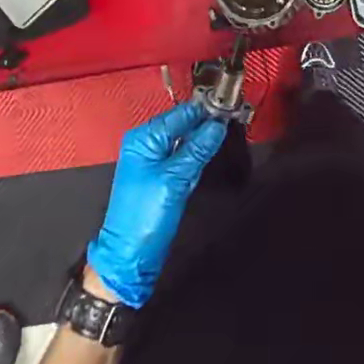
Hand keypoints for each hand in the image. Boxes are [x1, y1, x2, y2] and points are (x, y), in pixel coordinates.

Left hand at [86, 102, 226, 306]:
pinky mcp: (162, 174)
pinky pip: (184, 157)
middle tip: (233, 125)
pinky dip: (196, 160)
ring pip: (187, 140)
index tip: (234, 106)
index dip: (207, 109)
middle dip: (207, 127)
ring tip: (221, 145)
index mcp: (145, 137)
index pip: (183, 112)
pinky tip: (204, 165)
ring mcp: (154, 159)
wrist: (130, 256)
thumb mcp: (175, 179)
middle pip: (185, 124)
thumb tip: (219, 124)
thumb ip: (198, 148)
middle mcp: (148, 142)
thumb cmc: (146, 214)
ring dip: (203, 145)